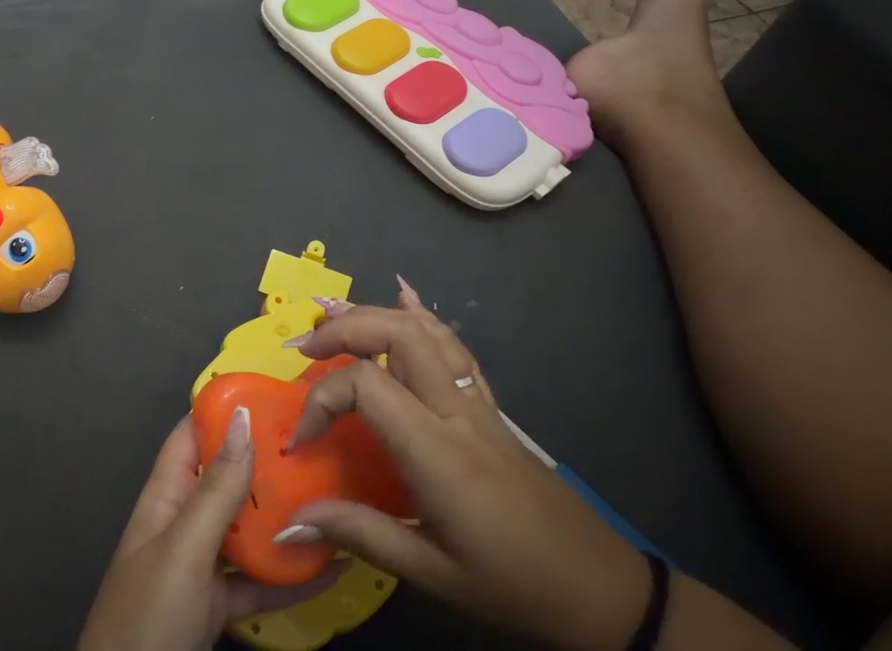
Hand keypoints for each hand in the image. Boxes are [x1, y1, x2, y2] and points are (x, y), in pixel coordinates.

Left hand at [79, 412, 339, 650]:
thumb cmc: (147, 612)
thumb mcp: (184, 548)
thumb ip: (217, 491)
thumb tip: (243, 419)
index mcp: (164, 498)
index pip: (190, 438)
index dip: (223, 411)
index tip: (272, 392)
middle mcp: (183, 524)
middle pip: (226, 481)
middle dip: (266, 463)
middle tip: (322, 443)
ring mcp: (201, 567)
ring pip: (247, 530)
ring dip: (283, 517)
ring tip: (335, 496)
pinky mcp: (217, 607)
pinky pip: (258, 583)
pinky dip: (291, 575)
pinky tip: (332, 565)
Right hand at [279, 281, 651, 650]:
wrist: (601, 589)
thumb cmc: (514, 585)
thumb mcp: (433, 574)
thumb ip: (361, 535)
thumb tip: (291, 522)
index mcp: (437, 452)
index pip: (366, 385)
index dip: (322, 399)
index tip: (303, 440)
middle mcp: (456, 414)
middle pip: (399, 334)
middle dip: (344, 329)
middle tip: (305, 351)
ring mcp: (478, 407)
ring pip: (428, 332)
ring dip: (377, 316)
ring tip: (336, 321)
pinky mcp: (492, 412)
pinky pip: (455, 350)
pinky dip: (423, 320)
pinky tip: (407, 302)